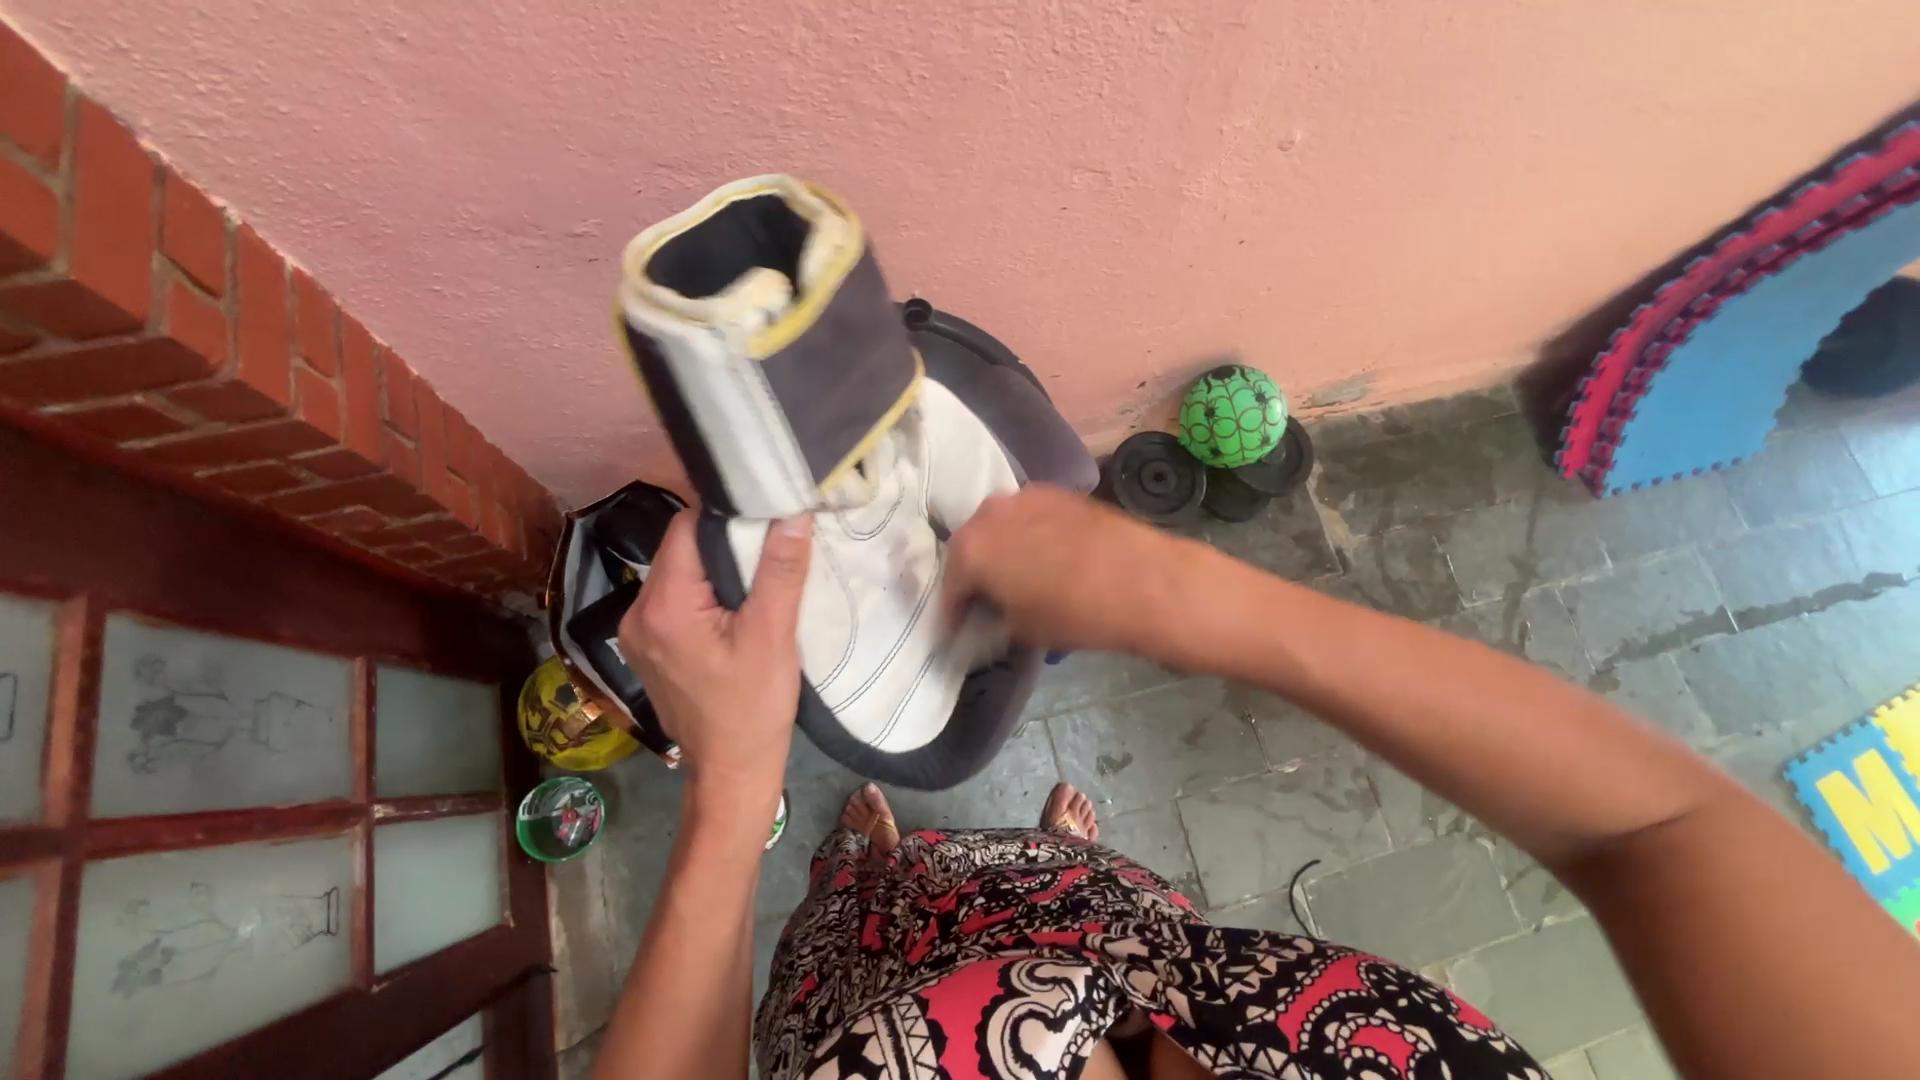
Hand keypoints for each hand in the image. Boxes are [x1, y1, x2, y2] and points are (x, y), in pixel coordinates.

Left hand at [617, 511, 812, 806]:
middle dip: (722, 542)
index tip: (764, 514)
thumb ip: (780, 571)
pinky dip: (703, 593)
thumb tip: (793, 512)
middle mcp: (636, 612)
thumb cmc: (754, 707)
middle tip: (769, 547)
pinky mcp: (646, 648)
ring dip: (714, 568)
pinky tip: (733, 609)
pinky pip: (674, 600)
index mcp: (664, 605)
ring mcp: (636, 632)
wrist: (730, 770)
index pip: (686, 526)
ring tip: (756, 577)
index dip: (726, 513)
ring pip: (677, 573)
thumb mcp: (773, 635)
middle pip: (679, 549)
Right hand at [942, 485, 1196, 654]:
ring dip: (1004, 551)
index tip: (960, 630)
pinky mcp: (1058, 492)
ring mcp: (1025, 496)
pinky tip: (1048, 558)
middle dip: (977, 574)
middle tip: (988, 601)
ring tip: (1019, 578)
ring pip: (1001, 528)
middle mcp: (989, 513)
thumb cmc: (1074, 612)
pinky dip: (1030, 536)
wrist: (1141, 579)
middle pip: (973, 548)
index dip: (955, 612)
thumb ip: (997, 617)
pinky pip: (1030, 518)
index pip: (951, 587)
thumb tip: (998, 612)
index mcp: (970, 549)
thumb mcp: (1023, 630)